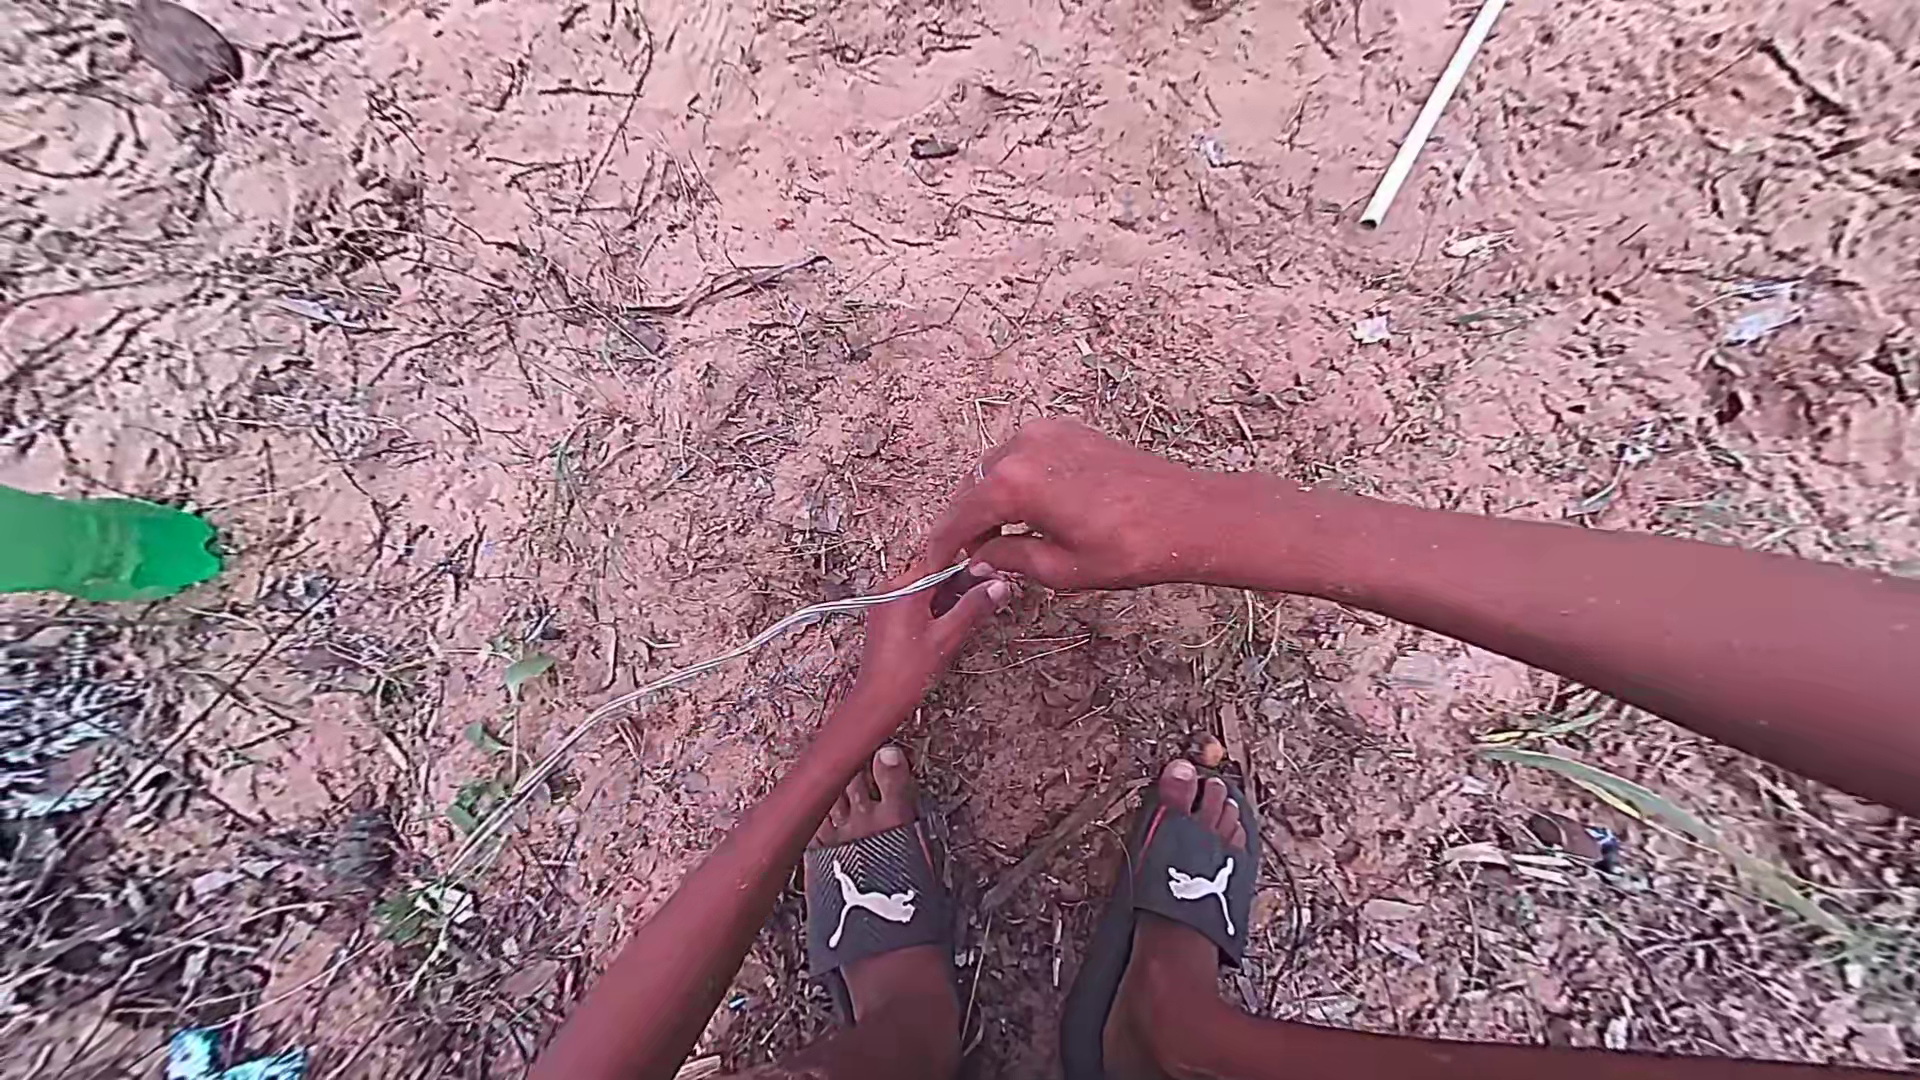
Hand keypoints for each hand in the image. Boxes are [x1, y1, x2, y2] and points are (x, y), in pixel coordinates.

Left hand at [845, 559, 1010, 723]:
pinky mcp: (885, 619)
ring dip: (948, 599)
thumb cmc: (906, 673)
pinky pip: (913, 604)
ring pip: (925, 591)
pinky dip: (932, 609)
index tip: (990, 578)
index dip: (969, 571)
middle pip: (933, 576)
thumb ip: (972, 607)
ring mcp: (886, 604)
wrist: (878, 701)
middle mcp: (890, 590)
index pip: (942, 565)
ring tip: (970, 613)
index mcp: (904, 589)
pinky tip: (948, 624)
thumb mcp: (947, 636)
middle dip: (960, 586)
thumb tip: (995, 586)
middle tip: (986, 597)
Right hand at [928, 419, 1239, 588]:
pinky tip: (1021, 509)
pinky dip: (1010, 482)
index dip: (943, 545)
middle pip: (971, 488)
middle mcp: (1023, 448)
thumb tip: (982, 557)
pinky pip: (1020, 456)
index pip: (959, 516)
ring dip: (986, 501)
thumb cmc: (1131, 547)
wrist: (1189, 515)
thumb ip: (1009, 559)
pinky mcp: (1066, 431)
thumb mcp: (1060, 568)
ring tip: (993, 537)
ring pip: (993, 469)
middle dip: (963, 523)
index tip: (935, 563)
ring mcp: (1046, 433)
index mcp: (1014, 484)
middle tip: (965, 555)